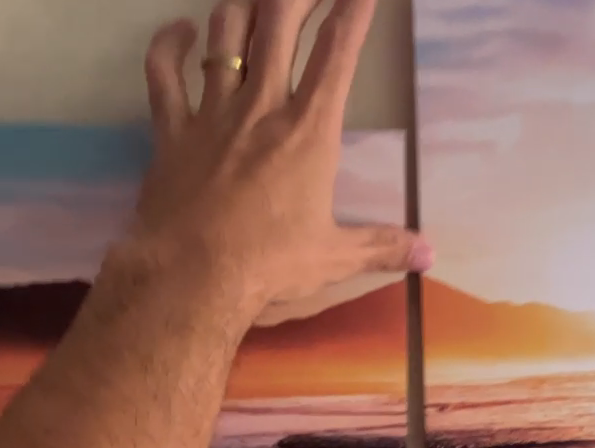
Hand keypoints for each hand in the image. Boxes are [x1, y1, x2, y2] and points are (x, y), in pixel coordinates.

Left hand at [132, 0, 429, 315]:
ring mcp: (212, 112)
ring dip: (243, 6)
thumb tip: (429, 255)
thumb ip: (382, 247)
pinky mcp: (172, 129)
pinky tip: (181, 31)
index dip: (354, 11)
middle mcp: (261, 106)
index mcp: (308, 133)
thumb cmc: (269, 264)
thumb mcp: (335, 258)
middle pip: (279, 21)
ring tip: (258, 1)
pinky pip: (164, 71)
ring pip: (225, 33)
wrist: (192, 273)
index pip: (337, 54)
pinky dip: (169, 44)